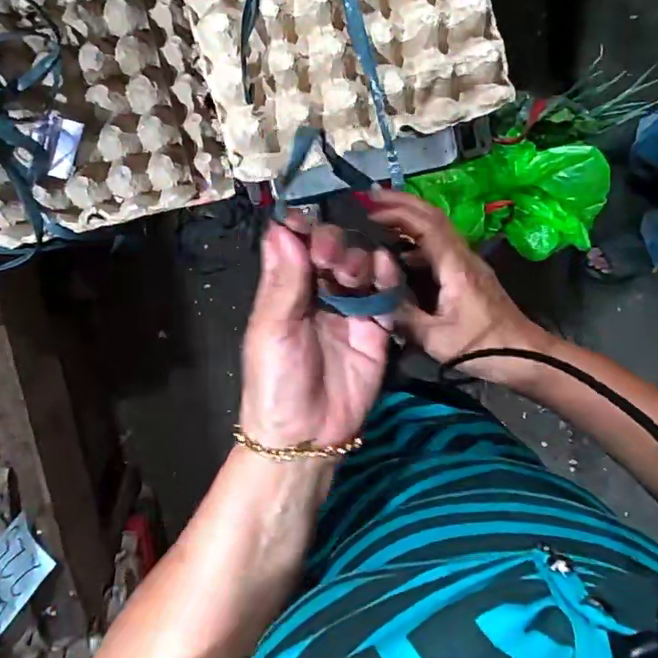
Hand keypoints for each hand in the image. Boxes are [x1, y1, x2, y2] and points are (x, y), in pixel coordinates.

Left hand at [238, 216, 399, 451]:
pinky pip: (385, 295)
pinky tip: (382, 269)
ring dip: (356, 258)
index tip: (305, 221)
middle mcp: (316, 293)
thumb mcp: (271, 330)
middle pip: (330, 249)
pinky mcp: (376, 329)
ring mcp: (348, 310)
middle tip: (328, 256)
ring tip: (350, 271)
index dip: (302, 229)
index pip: (295, 245)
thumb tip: (280, 228)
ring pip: (358, 265)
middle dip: (331, 242)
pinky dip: (387, 277)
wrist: (306, 437)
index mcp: (285, 290)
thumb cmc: (276, 382)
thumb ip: (282, 281)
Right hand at [362, 189, 548, 379]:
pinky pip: (438, 245)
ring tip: (378, 219)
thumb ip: (403, 316)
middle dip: (401, 203)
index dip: (397, 212)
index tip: (369, 208)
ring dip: (408, 218)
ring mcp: (466, 262)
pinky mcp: (466, 273)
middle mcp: (462, 256)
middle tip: (370, 198)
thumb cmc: (483, 347)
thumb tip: (373, 298)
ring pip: (436, 228)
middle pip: (433, 216)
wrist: (525, 355)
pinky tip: (397, 251)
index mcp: (456, 266)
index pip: (426, 225)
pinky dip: (415, 238)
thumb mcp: (436, 339)